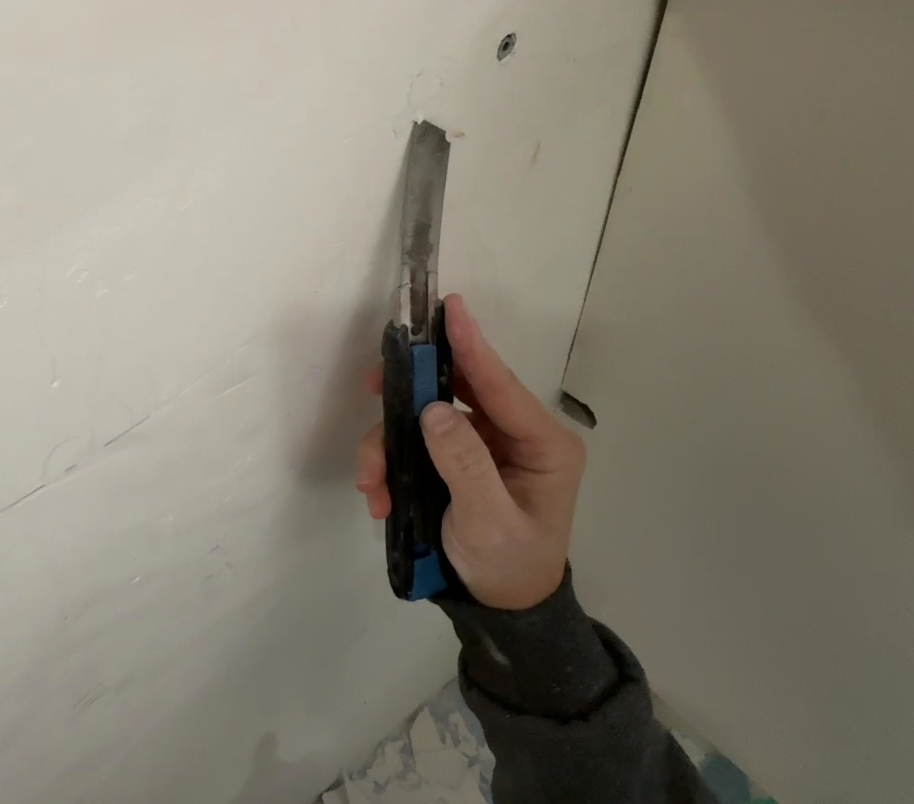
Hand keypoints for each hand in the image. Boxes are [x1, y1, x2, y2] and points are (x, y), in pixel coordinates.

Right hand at [356, 294, 585, 610]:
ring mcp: (483, 443)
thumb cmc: (507, 566)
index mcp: (542, 444)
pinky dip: (391, 463)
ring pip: (426, 416)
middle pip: (457, 390)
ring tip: (372, 486)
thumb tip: (433, 409)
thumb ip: (463, 464)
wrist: (497, 606)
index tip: (450, 307)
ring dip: (390, 446)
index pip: (501, 384)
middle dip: (409, 394)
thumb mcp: (488, 522)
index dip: (471, 345)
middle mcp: (514, 434)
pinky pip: (416, 441)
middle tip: (371, 389)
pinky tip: (381, 497)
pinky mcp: (457, 455)